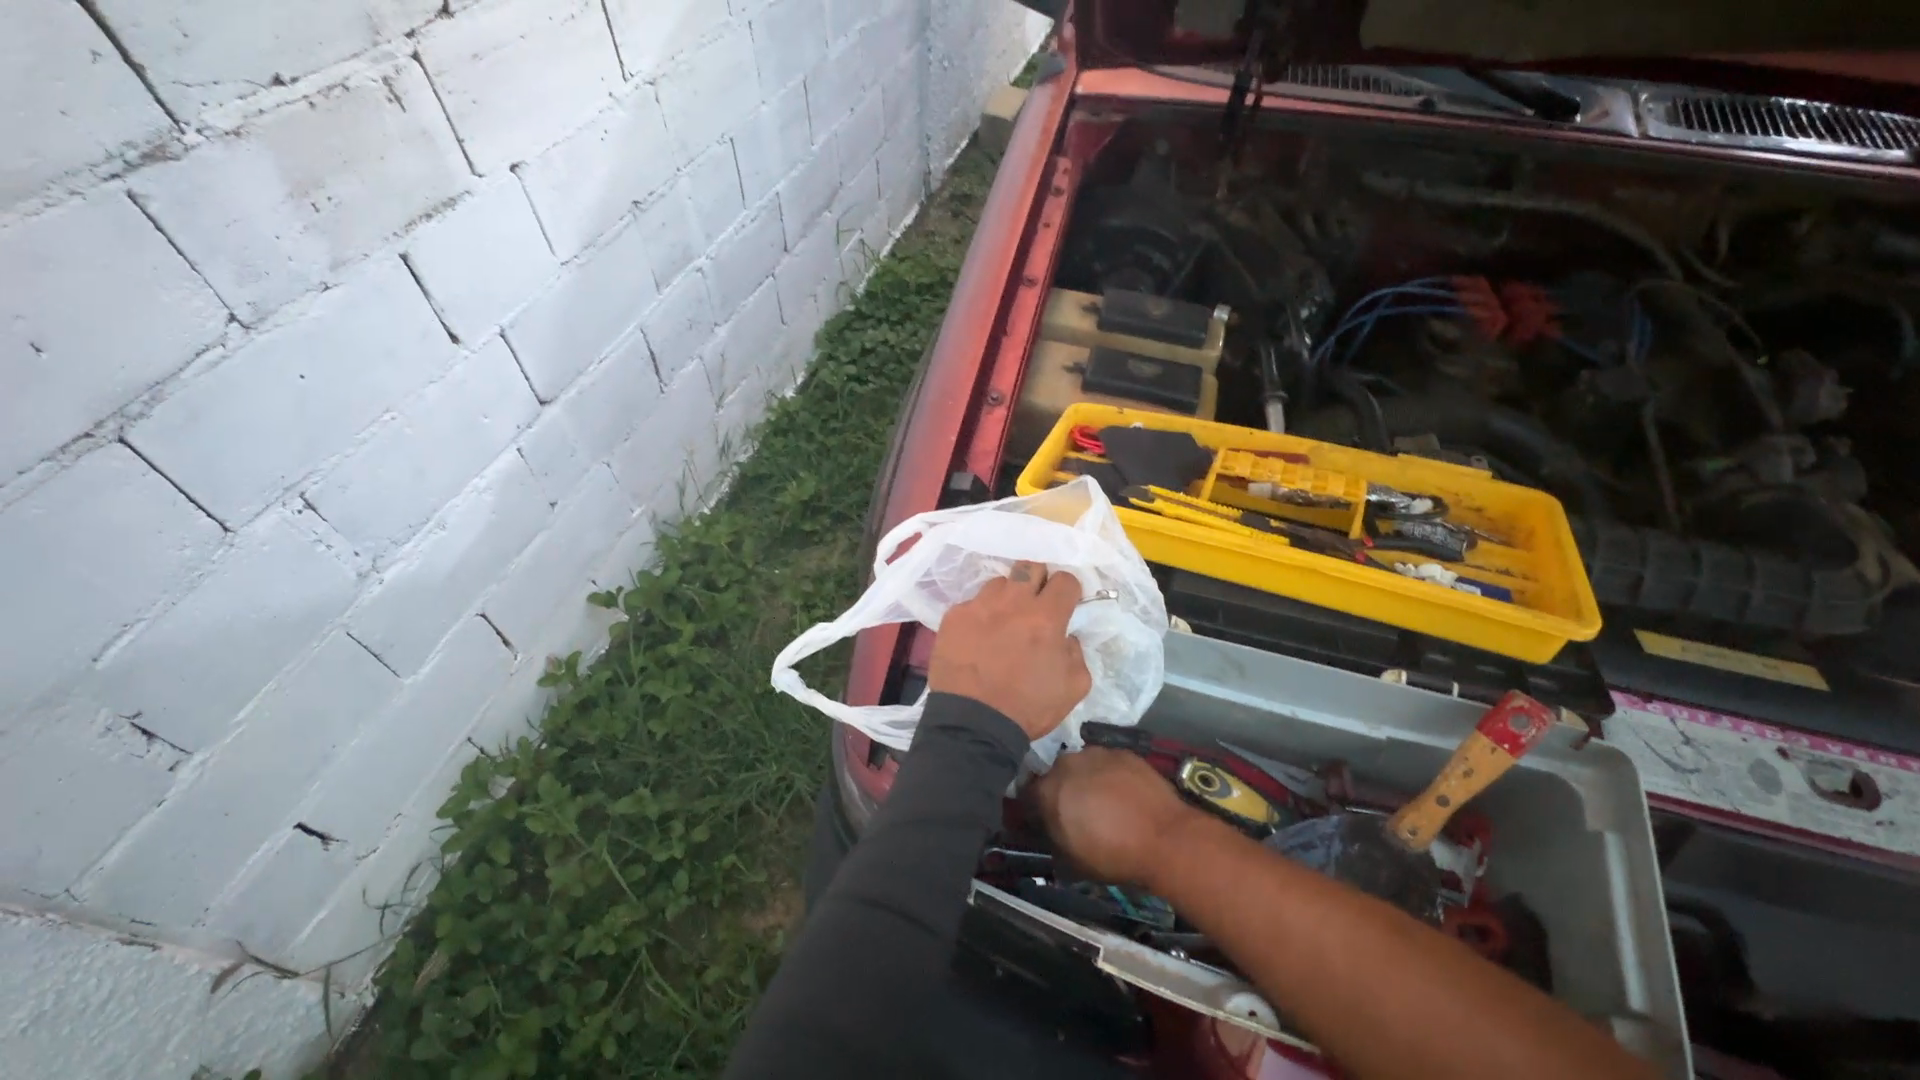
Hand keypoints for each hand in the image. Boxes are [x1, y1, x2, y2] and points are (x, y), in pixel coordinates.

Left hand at [929, 561, 1091, 740]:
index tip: (1065, 604)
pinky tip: (978, 637)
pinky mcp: (953, 617)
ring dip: (1007, 597)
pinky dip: (979, 615)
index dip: (1068, 591)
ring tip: (1003, 621)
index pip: (1065, 580)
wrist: (972, 724)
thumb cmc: (1027, 708)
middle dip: (1038, 581)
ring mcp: (979, 607)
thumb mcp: (1074, 687)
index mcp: (1046, 618)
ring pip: (999, 583)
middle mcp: (1013, 603)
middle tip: (1036, 604)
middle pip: (1030, 566)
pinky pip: (972, 604)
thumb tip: (1065, 636)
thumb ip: (1076, 652)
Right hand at [1029, 747, 1206, 887]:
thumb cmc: (1112, 855)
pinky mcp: (1124, 752)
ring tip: (1104, 801)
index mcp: (1047, 790)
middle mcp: (1066, 763)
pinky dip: (1111, 774)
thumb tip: (1048, 830)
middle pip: (1056, 775)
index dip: (1035, 808)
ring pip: (1083, 765)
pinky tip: (1125, 793)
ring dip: (1087, 779)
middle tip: (1077, 811)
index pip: (1027, 794)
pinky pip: (1109, 762)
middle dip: (1062, 790)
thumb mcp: (1070, 859)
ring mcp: (1097, 753)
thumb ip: (1052, 838)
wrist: (1164, 838)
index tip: (1044, 820)